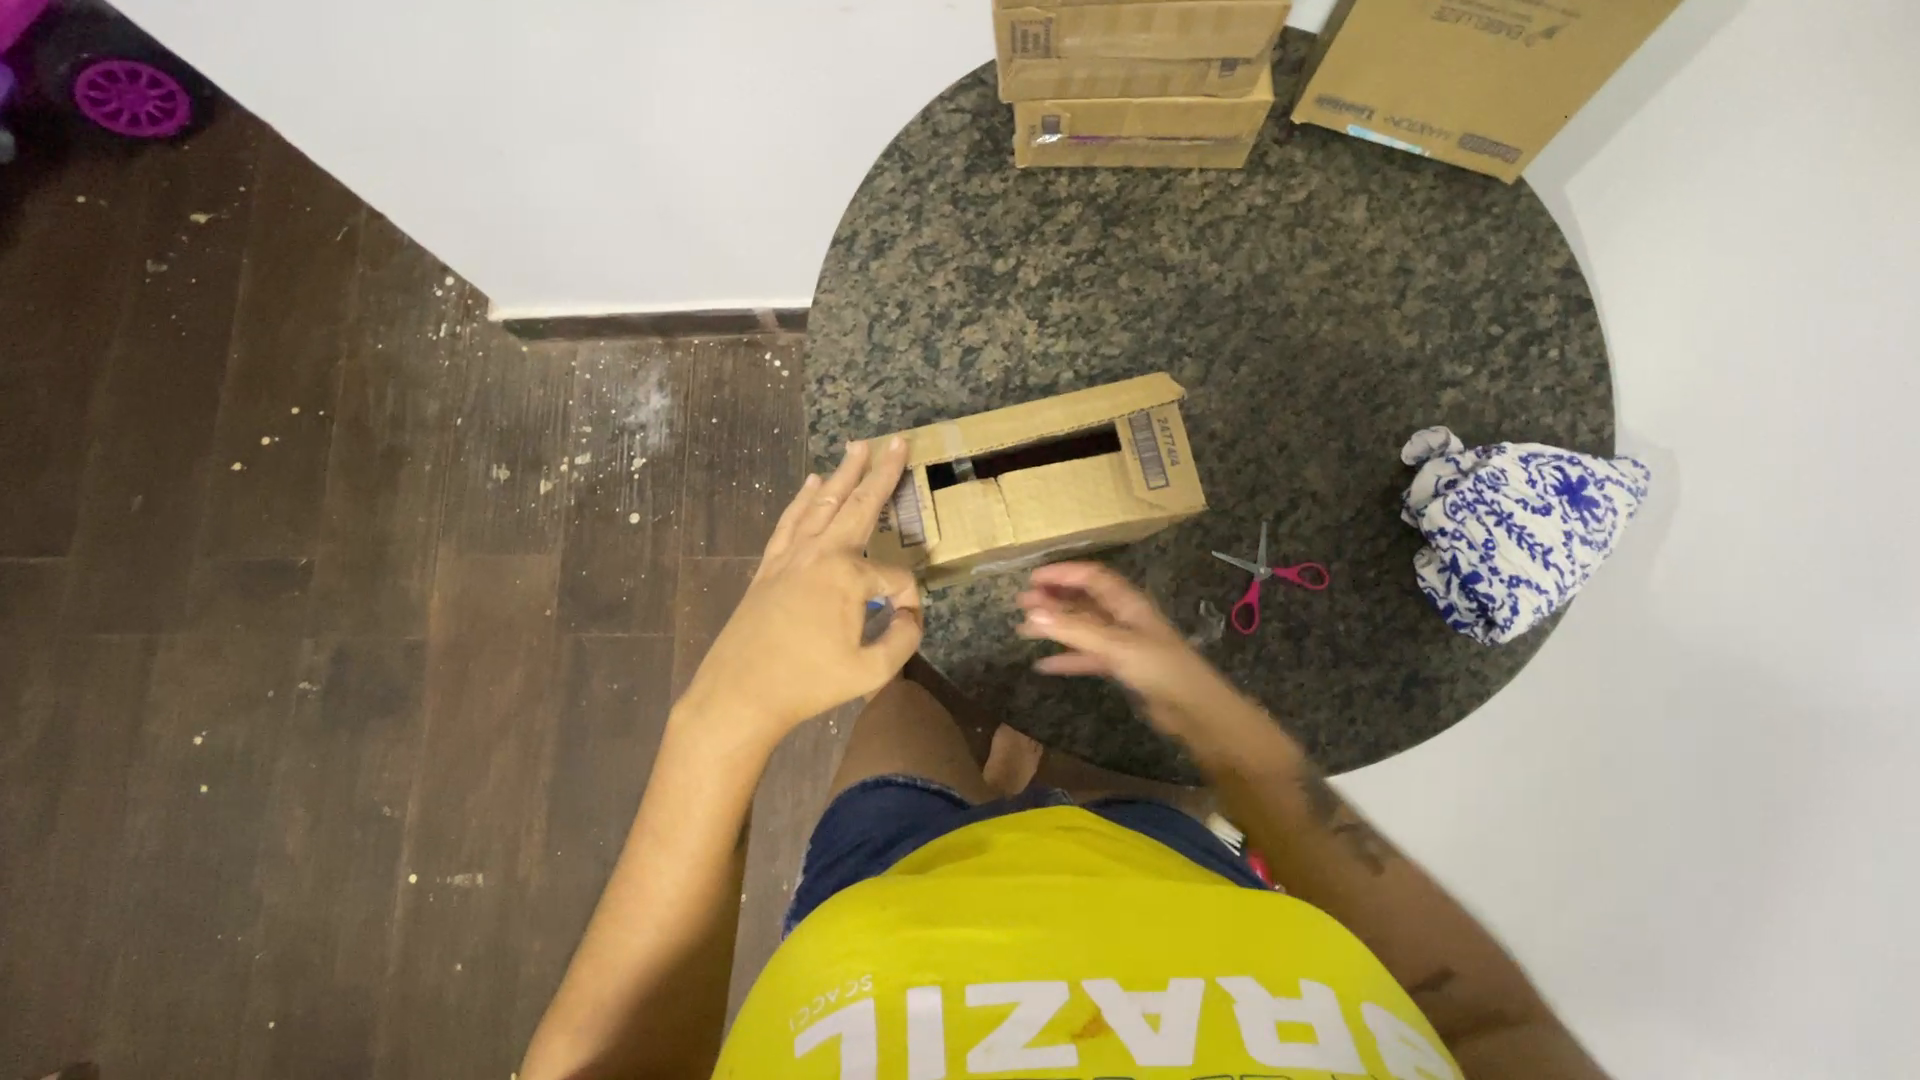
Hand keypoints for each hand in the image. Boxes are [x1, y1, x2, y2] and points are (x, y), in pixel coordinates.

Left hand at [678, 438, 923, 742]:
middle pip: (859, 506)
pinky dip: (803, 499)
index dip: (908, 602)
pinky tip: (812, 483)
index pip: (896, 578)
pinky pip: (790, 522)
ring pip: (822, 504)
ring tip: (857, 447)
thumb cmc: (807, 684)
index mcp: (848, 577)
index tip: (904, 625)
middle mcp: (820, 554)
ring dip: (842, 474)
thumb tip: (910, 615)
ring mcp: (790, 556)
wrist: (740, 694)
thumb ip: (903, 639)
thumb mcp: (871, 672)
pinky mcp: (769, 566)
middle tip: (897, 442)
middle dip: (881, 473)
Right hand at [1014, 562, 1244, 740]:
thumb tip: (1032, 614)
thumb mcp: (1116, 645)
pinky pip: (1088, 656)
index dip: (1063, 573)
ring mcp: (1123, 643)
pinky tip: (1044, 665)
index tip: (1033, 578)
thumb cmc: (1160, 668)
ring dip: (1057, 627)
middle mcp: (1124, 617)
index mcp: (1128, 603)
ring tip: (1025, 628)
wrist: (1194, 709)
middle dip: (1054, 598)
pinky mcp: (1122, 667)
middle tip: (1023, 602)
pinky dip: (1067, 658)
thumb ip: (1074, 630)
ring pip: (1084, 628)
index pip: (1091, 577)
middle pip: (1085, 600)